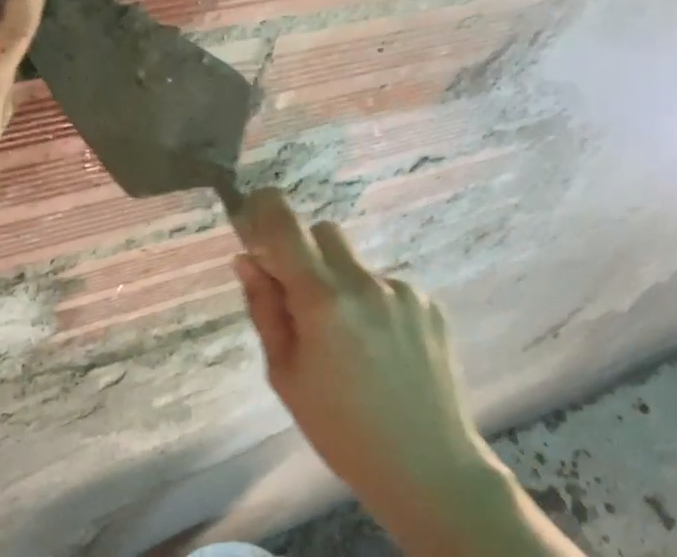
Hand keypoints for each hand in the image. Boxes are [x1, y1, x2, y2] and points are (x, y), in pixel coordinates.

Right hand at [233, 190, 489, 505]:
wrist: (429, 469)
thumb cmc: (340, 429)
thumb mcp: (284, 374)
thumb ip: (264, 309)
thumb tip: (246, 260)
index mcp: (322, 300)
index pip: (285, 223)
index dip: (263, 208)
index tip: (253, 218)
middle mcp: (365, 283)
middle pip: (323, 232)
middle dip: (303, 251)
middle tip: (298, 296)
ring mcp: (404, 292)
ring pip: (355, 264)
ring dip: (340, 283)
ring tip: (347, 341)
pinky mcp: (430, 305)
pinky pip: (386, 288)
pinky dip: (372, 305)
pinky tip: (379, 351)